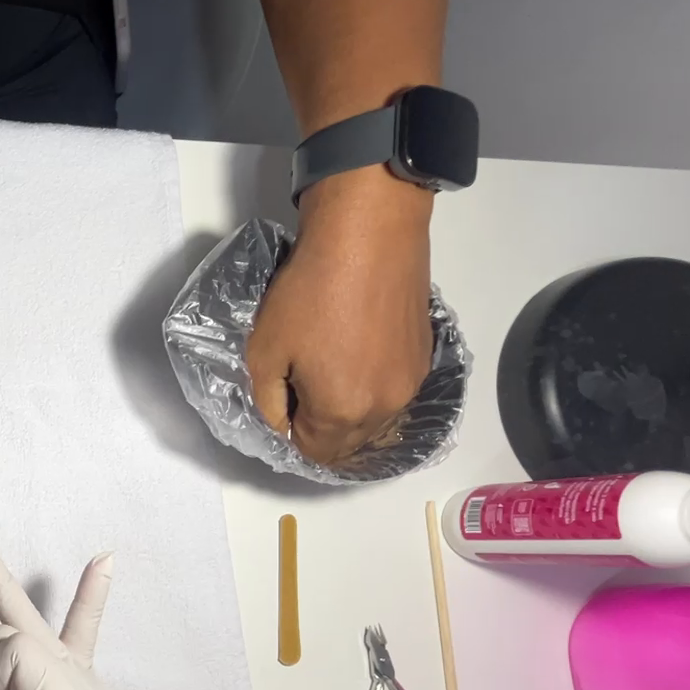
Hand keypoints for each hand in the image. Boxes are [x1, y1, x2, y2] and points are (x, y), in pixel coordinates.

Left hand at [246, 170, 434, 463]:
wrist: (368, 237)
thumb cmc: (306, 297)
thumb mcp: (264, 355)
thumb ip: (269, 403)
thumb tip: (282, 426)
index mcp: (344, 411)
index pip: (316, 452)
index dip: (291, 435)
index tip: (280, 406)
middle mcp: (387, 406)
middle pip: (348, 442)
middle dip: (319, 428)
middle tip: (296, 390)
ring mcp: (412, 380)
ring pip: (373, 420)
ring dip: (346, 411)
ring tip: (321, 374)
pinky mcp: (425, 355)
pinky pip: (391, 393)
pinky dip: (368, 390)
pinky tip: (350, 359)